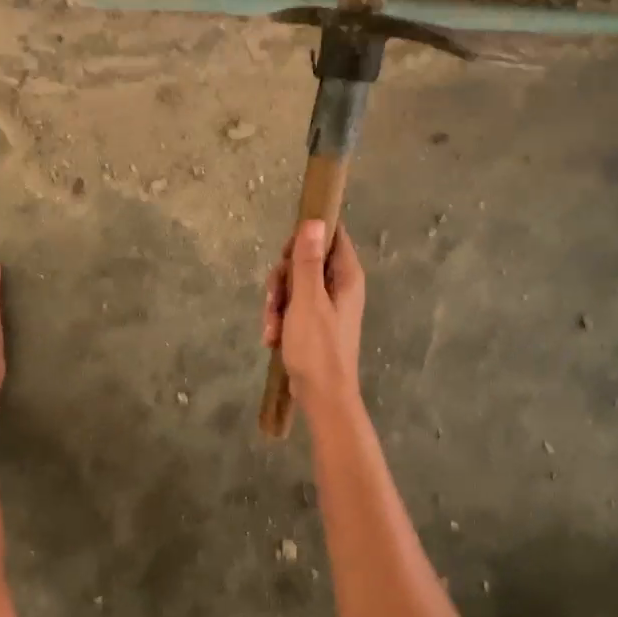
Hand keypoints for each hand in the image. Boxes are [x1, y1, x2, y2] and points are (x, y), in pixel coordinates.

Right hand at [264, 220, 365, 410]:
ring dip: (276, 304)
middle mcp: (341, 287)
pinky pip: (292, 308)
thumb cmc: (317, 348)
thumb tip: (314, 221)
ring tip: (271, 327)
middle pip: (305, 261)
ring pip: (294, 286)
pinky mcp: (315, 324)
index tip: (287, 256)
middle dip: (282, 280)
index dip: (305, 238)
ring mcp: (327, 306)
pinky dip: (280, 320)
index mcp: (346, 276)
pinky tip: (272, 337)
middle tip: (274, 299)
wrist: (322, 396)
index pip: (331, 236)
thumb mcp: (307, 301)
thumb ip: (308, 261)